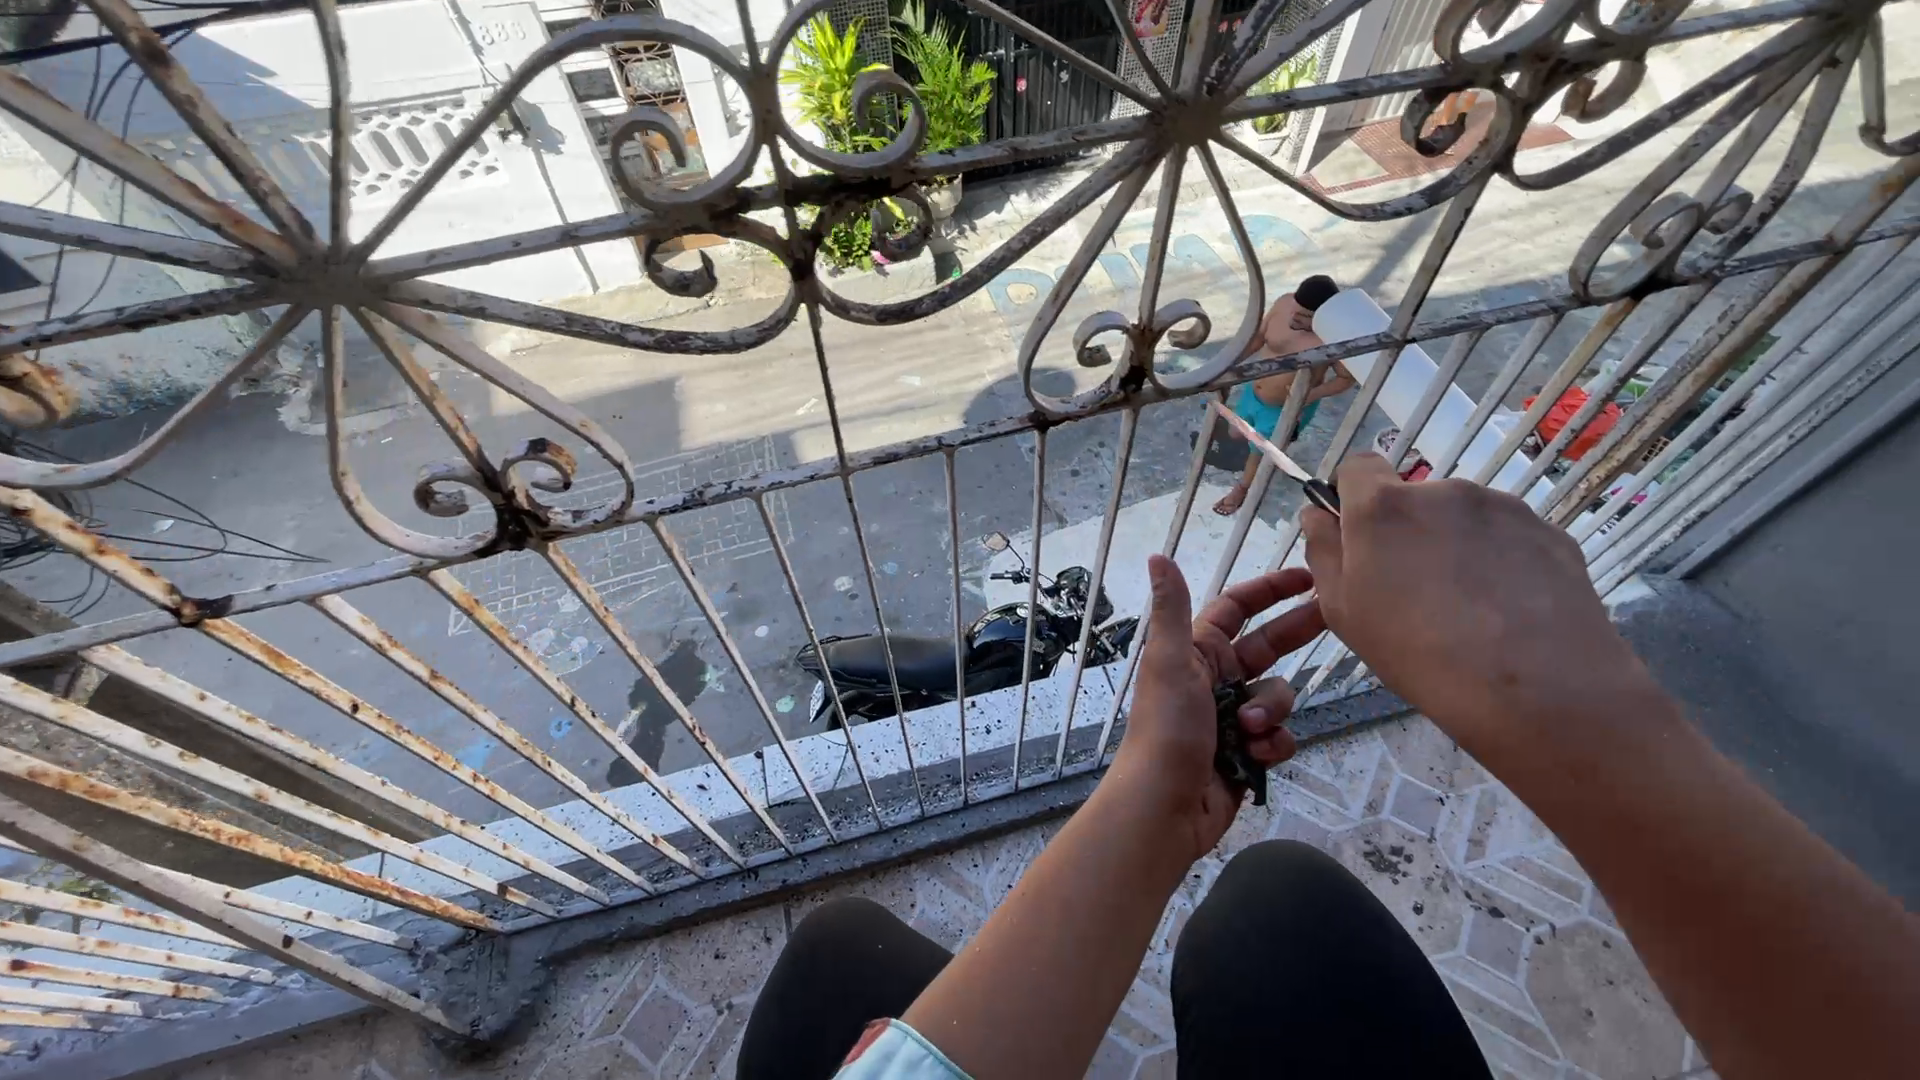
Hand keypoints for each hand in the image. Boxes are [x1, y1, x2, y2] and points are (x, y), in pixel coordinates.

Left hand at [1107, 556, 1324, 862]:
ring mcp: (1232, 717)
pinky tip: (1254, 757)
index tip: (1308, 576)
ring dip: (1271, 711)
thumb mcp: (1170, 661)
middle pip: (1268, 646)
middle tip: (1337, 618)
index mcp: (1194, 652)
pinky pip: (1278, 737)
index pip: (1236, 608)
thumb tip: (1158, 555)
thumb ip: (1172, 609)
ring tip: (1248, 730)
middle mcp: (1214, 679)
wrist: (1166, 805)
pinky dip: (1272, 745)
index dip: (1268, 589)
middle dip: (1297, 633)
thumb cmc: (1167, 728)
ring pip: (1277, 697)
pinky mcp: (1247, 753)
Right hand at [1299, 454, 1662, 760]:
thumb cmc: (1416, 650)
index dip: (1351, 494)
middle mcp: (1442, 490)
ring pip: (1460, 517)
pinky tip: (1505, 608)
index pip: (1357, 465)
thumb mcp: (1342, 609)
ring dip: (1453, 544)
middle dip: (1406, 529)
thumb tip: (1319, 514)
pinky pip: (1506, 536)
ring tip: (1466, 604)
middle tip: (1412, 588)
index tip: (1358, 535)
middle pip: (1411, 497)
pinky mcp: (1548, 531)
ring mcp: (1501, 507)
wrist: (1537, 687)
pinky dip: (1499, 560)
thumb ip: (1323, 550)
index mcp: (1382, 506)